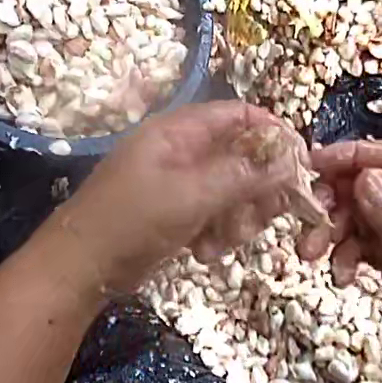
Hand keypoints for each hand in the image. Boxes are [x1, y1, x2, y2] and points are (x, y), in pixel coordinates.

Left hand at [44, 101, 302, 292]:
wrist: (83, 267)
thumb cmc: (132, 220)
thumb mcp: (191, 195)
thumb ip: (242, 175)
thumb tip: (290, 158)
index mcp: (180, 131)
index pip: (240, 115)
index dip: (272, 134)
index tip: (297, 165)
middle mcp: (182, 152)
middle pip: (243, 156)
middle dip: (257, 189)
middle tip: (261, 216)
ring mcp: (180, 184)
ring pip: (233, 191)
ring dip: (237, 218)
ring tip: (221, 240)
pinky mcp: (177, 214)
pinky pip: (215, 216)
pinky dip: (217, 234)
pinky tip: (204, 252)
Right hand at [298, 140, 381, 352]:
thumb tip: (365, 176)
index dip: (349, 157)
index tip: (311, 167)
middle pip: (366, 184)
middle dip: (333, 203)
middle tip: (309, 226)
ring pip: (355, 213)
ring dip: (331, 232)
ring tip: (314, 257)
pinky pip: (357, 241)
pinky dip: (343, 255)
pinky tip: (342, 276)